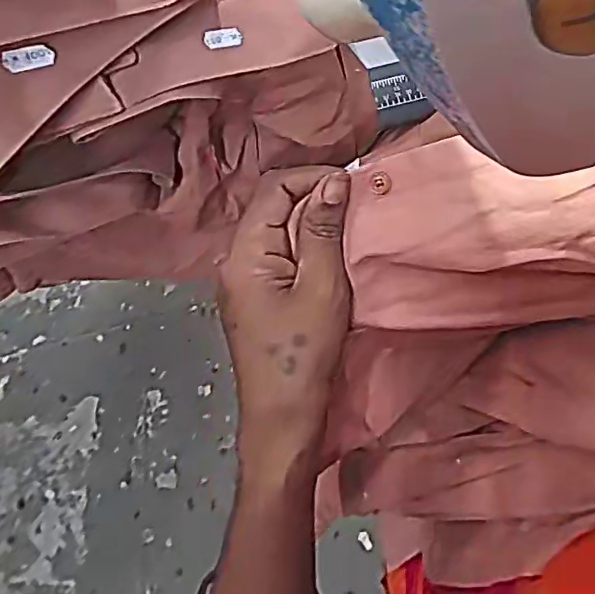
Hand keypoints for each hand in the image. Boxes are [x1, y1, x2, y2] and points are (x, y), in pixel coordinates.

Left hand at [218, 166, 353, 479]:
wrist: (284, 415)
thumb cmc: (304, 352)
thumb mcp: (322, 285)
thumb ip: (323, 229)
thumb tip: (333, 180)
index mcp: (245, 253)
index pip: (274, 189)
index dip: (312, 178)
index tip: (351, 185)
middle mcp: (238, 258)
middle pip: (274, 204)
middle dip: (316, 196)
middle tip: (356, 205)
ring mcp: (247, 276)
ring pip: (281, 227)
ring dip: (315, 220)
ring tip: (350, 226)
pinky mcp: (261, 292)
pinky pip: (284, 250)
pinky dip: (310, 242)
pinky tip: (334, 252)